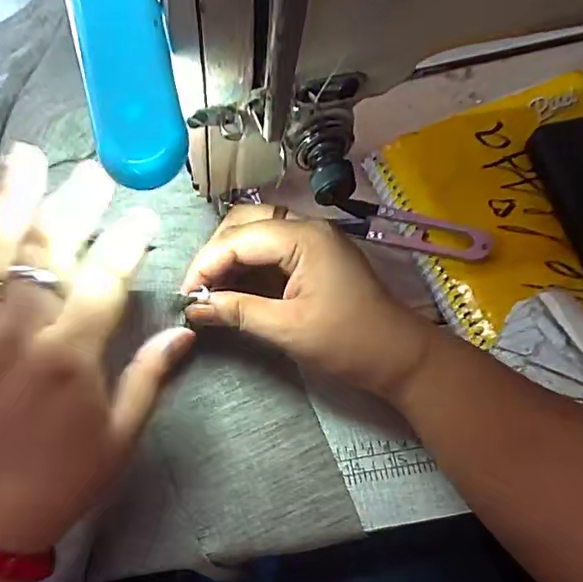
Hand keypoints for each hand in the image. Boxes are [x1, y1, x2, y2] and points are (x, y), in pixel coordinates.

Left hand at [0, 145, 192, 553]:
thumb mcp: (121, 434)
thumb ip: (149, 376)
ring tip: (26, 156)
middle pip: (48, 249)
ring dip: (9, 198)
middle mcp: (18, 331)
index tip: (144, 218)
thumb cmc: (65, 477)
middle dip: (75, 203)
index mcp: (70, 356)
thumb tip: (183, 331)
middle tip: (95, 172)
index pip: (104, 278)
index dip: (128, 242)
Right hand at [181, 204, 434, 398]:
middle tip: (196, 292)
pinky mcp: (314, 259)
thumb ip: (238, 312)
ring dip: (229, 259)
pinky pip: (271, 252)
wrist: (398, 356)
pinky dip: (247, 268)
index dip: (205, 265)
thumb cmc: (348, 342)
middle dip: (214, 255)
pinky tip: (232, 290)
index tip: (184, 297)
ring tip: (209, 293)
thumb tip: (194, 308)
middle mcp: (307, 228)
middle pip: (243, 224)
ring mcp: (312, 241)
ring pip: (255, 235)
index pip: (238, 238)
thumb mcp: (287, 329)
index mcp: (304, 238)